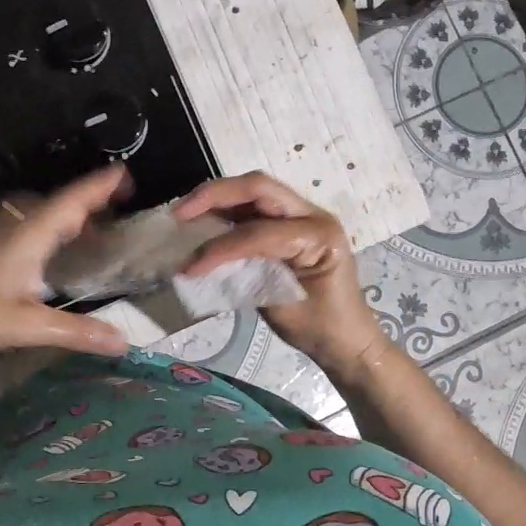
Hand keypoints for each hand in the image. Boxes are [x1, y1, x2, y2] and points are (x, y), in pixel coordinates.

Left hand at [0, 167, 133, 467]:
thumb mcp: (27, 327)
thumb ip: (76, 332)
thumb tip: (122, 340)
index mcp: (29, 234)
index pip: (72, 200)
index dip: (100, 185)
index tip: (125, 174)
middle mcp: (11, 225)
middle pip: (56, 203)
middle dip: (87, 204)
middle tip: (113, 217)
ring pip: (35, 214)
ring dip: (62, 218)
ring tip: (84, 236)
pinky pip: (20, 226)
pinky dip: (42, 231)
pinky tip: (43, 259)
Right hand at [172, 171, 383, 374]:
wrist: (347, 338)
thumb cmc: (319, 327)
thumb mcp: (280, 306)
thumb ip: (246, 276)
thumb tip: (202, 265)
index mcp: (318, 237)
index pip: (258, 233)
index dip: (218, 248)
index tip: (188, 268)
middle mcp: (314, 215)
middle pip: (258, 188)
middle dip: (214, 195)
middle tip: (179, 213)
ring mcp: (304, 215)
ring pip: (256, 190)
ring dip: (218, 197)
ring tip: (185, 213)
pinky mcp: (292, 222)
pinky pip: (257, 205)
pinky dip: (227, 209)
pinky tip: (204, 220)